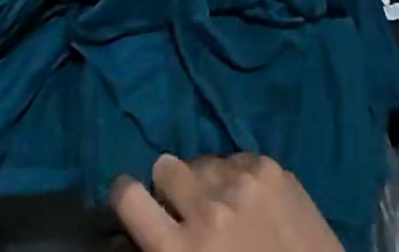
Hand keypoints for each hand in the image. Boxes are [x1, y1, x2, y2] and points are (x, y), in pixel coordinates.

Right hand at [110, 153, 341, 251]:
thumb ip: (167, 249)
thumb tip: (152, 222)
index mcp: (178, 251)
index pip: (130, 199)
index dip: (127, 193)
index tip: (131, 194)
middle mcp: (206, 208)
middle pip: (167, 167)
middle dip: (171, 182)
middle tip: (184, 201)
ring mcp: (241, 182)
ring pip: (204, 159)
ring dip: (206, 178)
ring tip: (223, 200)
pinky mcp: (271, 168)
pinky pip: (238, 157)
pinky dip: (238, 174)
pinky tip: (251, 196)